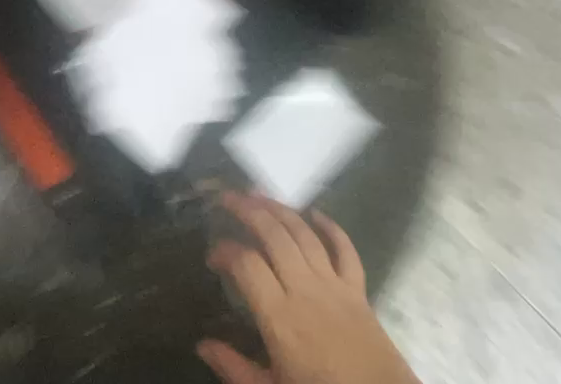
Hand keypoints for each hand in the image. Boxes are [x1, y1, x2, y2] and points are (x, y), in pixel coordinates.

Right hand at [199, 192, 418, 383]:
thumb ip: (234, 368)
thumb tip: (202, 345)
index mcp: (279, 317)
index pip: (246, 264)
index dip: (224, 251)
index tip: (211, 257)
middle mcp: (305, 290)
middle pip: (274, 235)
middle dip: (247, 210)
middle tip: (227, 198)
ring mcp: (334, 287)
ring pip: (304, 234)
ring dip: (280, 209)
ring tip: (258, 194)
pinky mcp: (359, 291)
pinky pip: (345, 250)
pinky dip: (331, 227)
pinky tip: (315, 213)